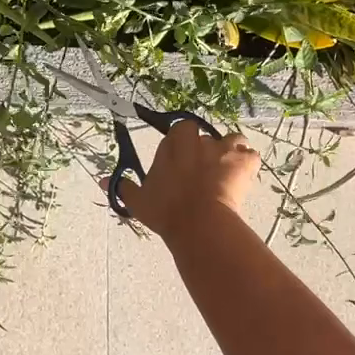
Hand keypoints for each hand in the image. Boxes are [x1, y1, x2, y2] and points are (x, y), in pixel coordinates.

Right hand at [105, 120, 258, 238]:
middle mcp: (196, 142)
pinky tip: (244, 178)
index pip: (179, 131)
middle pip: (203, 134)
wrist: (199, 223)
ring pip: (232, 139)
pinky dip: (249, 165)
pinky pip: (251, 156)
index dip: (182, 143)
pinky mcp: (243, 162)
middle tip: (205, 170)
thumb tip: (103, 180)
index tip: (182, 160)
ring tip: (229, 170)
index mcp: (171, 146)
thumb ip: (124, 188)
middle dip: (206, 147)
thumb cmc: (166, 212)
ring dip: (231, 151)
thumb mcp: (139, 202)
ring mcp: (222, 150)